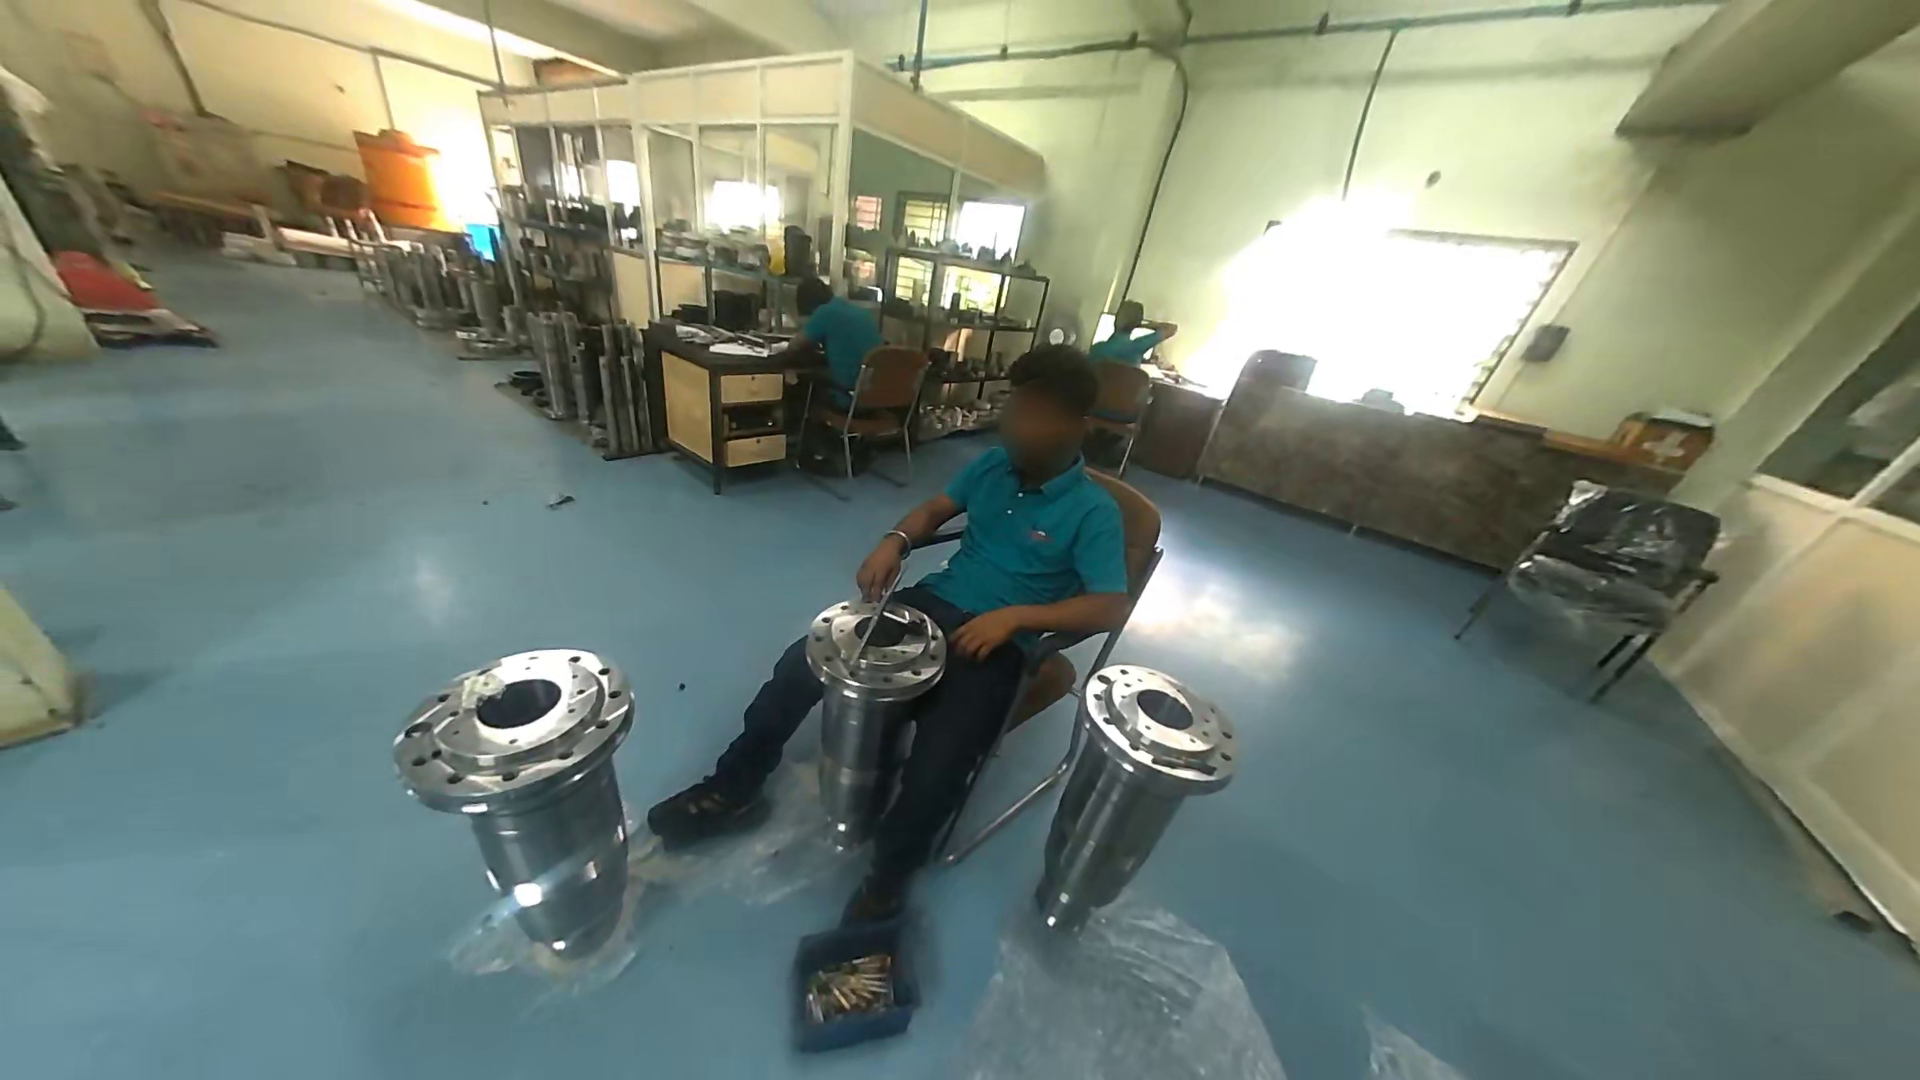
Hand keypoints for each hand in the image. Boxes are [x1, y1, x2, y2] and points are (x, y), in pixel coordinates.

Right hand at [855, 540, 904, 600]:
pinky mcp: (862, 565)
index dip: (875, 597)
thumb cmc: (894, 560)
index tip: (876, 604)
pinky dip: (860, 584)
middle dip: (867, 596)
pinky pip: (859, 577)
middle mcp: (871, 570)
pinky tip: (863, 587)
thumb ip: (889, 584)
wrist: (888, 546)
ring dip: (863, 590)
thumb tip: (884, 595)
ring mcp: (865, 567)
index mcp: (881, 572)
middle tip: (870, 603)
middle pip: (866, 586)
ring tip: (866, 596)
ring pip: (860, 582)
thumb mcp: (895, 573)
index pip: (876, 588)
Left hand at [950, 608, 1025, 660]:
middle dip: (959, 651)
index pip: (957, 633)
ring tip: (969, 659)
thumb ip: (974, 624)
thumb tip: (968, 630)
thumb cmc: (997, 616)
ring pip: (969, 649)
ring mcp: (981, 637)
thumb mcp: (982, 618)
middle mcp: (974, 631)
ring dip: (968, 656)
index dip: (952, 640)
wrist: (1010, 617)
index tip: (951, 646)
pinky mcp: (990, 643)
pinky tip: (979, 660)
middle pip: (961, 643)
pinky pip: (981, 653)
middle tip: (959, 656)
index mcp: (971, 623)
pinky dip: (979, 658)